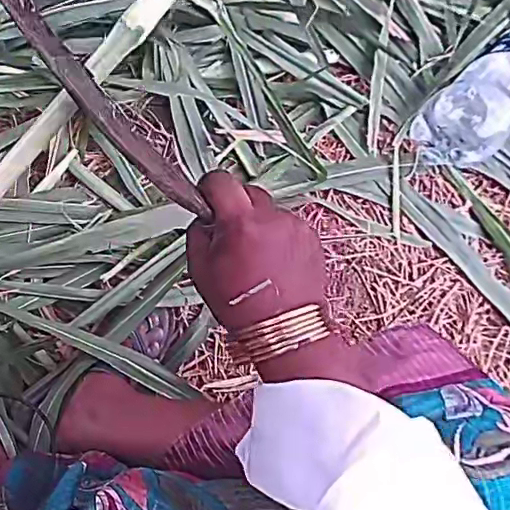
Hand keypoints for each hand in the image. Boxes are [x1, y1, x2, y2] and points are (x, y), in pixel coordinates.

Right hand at [185, 171, 362, 385]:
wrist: (284, 328)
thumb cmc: (238, 304)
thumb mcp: (200, 269)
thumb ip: (198, 234)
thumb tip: (204, 218)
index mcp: (240, 222)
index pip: (220, 181)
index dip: (208, 187)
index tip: (204, 197)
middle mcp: (271, 217)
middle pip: (247, 192)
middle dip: (234, 207)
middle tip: (227, 234)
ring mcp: (295, 225)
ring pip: (267, 211)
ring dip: (257, 224)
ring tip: (252, 256)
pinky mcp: (311, 236)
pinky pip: (286, 226)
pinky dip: (276, 237)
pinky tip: (271, 263)